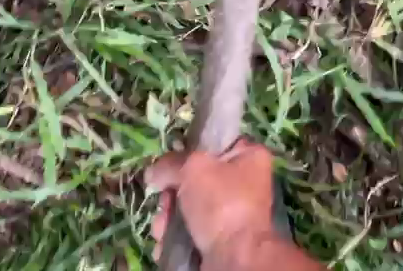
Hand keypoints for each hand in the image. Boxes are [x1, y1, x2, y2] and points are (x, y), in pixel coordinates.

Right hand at [145, 141, 322, 270]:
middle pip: (196, 178)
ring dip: (169, 216)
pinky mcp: (221, 239)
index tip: (171, 163)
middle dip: (172, 192)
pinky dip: (175, 235)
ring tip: (161, 227)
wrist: (235, 258)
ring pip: (190, 205)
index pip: (214, 143)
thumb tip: (152, 173)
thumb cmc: (221, 201)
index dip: (189, 151)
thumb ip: (169, 163)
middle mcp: (245, 182)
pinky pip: (192, 229)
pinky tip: (164, 241)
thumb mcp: (192, 167)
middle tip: (164, 200)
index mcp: (249, 156)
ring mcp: (232, 212)